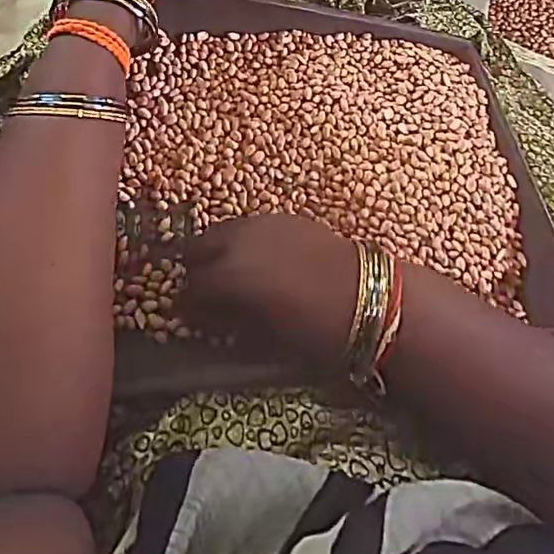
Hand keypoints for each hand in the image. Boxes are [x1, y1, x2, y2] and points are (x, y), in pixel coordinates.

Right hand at [180, 213, 358, 365]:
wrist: (365, 294)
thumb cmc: (313, 327)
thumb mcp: (263, 336)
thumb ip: (227, 322)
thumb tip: (206, 319)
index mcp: (227, 274)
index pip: (189, 290)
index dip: (188, 309)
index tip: (191, 320)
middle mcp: (236, 241)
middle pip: (197, 250)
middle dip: (197, 272)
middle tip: (206, 296)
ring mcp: (260, 223)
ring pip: (220, 232)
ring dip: (217, 252)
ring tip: (230, 276)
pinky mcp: (282, 217)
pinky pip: (247, 227)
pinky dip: (242, 242)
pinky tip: (257, 261)